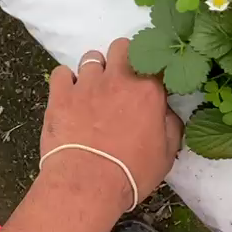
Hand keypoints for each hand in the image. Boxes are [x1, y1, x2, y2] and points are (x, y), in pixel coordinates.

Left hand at [39, 38, 183, 212]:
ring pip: (91, 57)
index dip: (153, 67)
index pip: (155, 61)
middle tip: (120, 79)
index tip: (150, 78)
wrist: (87, 184)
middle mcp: (118, 79)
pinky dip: (66, 80)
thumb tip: (167, 112)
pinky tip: (68, 95)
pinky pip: (61, 73)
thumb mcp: (166, 155)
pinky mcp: (60, 95)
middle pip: (121, 46)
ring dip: (95, 70)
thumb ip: (171, 126)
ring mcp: (86, 85)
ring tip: (93, 90)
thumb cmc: (131, 173)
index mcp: (148, 91)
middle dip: (123, 57)